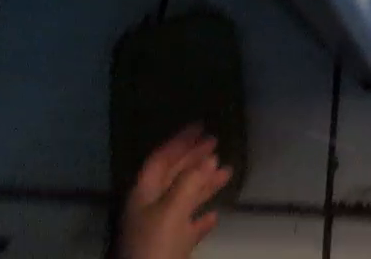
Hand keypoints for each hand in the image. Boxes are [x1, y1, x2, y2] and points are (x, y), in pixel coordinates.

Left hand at [121, 125, 233, 258]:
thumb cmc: (153, 247)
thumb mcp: (171, 210)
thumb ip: (189, 182)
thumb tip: (207, 158)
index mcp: (144, 192)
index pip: (162, 158)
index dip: (180, 140)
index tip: (201, 125)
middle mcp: (149, 207)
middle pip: (173, 175)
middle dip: (194, 158)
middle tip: (216, 142)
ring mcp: (158, 230)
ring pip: (183, 199)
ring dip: (203, 185)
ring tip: (226, 172)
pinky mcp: (168, 252)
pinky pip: (186, 228)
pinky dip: (201, 219)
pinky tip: (215, 216)